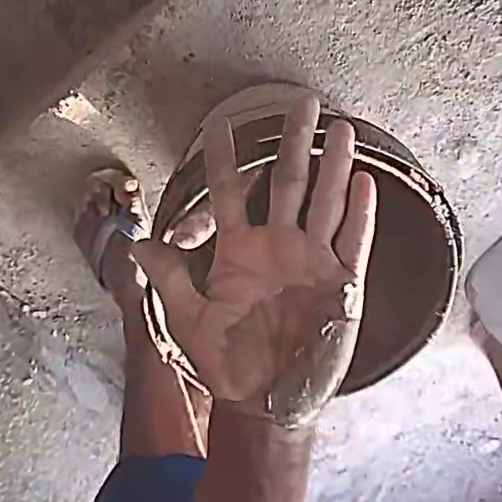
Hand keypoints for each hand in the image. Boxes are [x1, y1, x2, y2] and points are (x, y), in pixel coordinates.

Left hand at [133, 97, 377, 427]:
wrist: (264, 399)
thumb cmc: (226, 360)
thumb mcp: (189, 318)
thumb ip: (169, 278)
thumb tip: (136, 243)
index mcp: (239, 250)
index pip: (230, 192)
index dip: (224, 158)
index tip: (220, 123)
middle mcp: (276, 247)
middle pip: (288, 183)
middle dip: (294, 143)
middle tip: (302, 102)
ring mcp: (311, 261)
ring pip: (325, 203)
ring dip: (334, 167)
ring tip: (341, 129)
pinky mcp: (342, 283)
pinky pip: (353, 242)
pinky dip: (359, 214)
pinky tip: (364, 181)